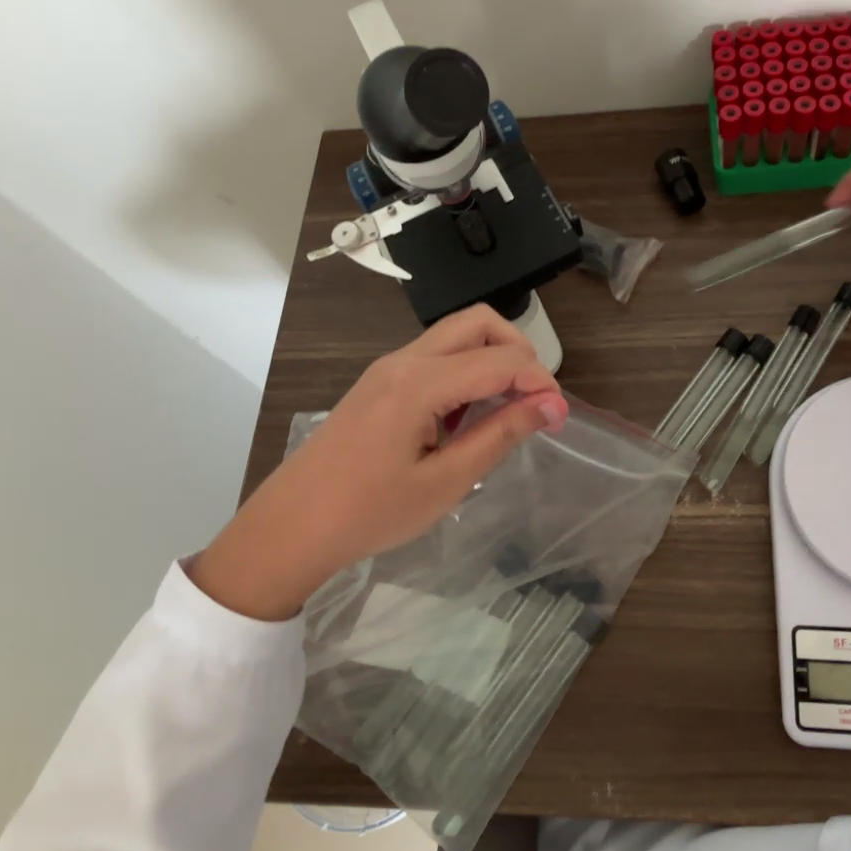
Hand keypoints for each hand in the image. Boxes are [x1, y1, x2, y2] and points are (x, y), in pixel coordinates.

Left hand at [191, 306, 568, 620]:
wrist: (290, 527)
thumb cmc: (369, 512)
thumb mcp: (445, 482)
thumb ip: (500, 436)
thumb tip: (550, 406)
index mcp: (420, 383)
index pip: (501, 361)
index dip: (540, 383)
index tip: (560, 420)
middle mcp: (404, 360)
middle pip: (478, 323)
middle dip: (519, 352)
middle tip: (534, 400)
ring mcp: (387, 368)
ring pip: (455, 336)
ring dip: (490, 361)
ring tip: (503, 415)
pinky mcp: (379, 382)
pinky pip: (434, 357)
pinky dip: (464, 373)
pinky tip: (464, 421)